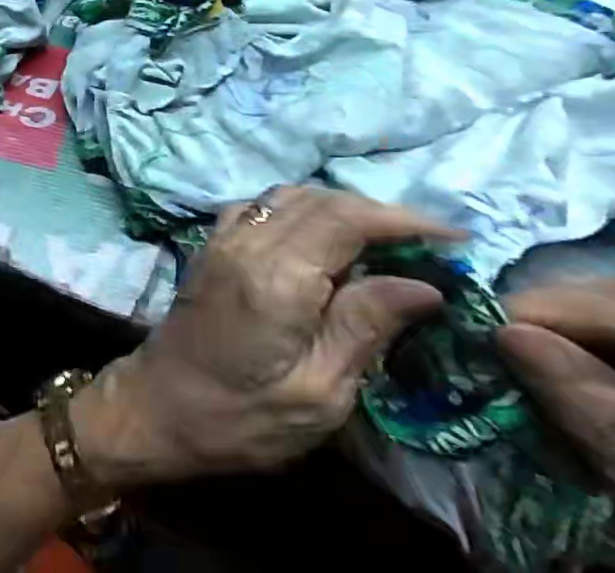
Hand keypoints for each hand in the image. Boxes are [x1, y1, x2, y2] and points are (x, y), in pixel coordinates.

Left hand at [70, 187, 463, 487]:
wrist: (158, 406)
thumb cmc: (242, 417)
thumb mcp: (320, 391)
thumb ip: (364, 326)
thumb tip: (423, 284)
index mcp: (274, 276)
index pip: (344, 219)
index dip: (403, 220)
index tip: (455, 238)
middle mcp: (242, 244)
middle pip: (316, 200)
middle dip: (377, 212)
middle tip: (427, 244)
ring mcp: (220, 241)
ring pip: (285, 197)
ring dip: (338, 207)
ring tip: (386, 242)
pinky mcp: (210, 248)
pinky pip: (259, 209)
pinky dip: (299, 211)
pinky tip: (324, 241)